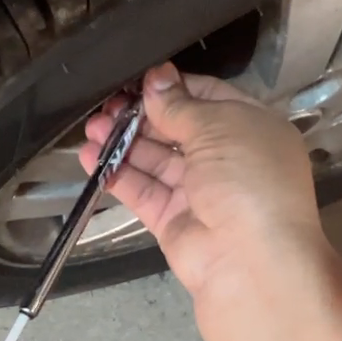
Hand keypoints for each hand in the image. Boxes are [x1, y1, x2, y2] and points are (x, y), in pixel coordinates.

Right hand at [80, 63, 327, 300]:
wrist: (250, 261)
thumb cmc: (247, 180)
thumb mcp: (218, 127)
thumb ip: (179, 105)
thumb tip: (155, 79)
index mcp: (250, 128)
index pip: (206, 98)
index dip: (171, 88)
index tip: (136, 80)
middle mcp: (226, 159)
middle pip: (175, 129)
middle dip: (140, 117)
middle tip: (105, 106)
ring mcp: (198, 192)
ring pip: (155, 161)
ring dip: (123, 143)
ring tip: (92, 128)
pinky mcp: (172, 221)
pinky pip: (143, 192)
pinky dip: (117, 176)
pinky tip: (91, 158)